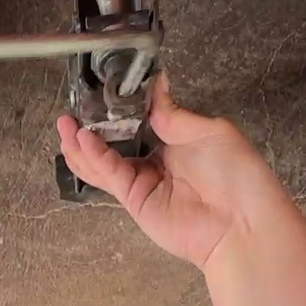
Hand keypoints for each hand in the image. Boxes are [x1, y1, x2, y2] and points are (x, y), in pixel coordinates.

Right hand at [57, 75, 290, 270]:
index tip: (101, 92)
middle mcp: (154, 162)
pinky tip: (83, 140)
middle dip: (89, 130)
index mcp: (174, 142)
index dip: (118, 110)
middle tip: (71, 112)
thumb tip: (158, 85)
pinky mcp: (135, 201)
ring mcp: (142, 183)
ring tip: (65, 125)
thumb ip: (173, 114)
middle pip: (112, 145)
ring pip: (103, 163)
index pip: (136, 123)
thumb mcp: (208, 130)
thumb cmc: (238, 175)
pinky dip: (95, 158)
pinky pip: (111, 175)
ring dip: (81, 145)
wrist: (240, 220)